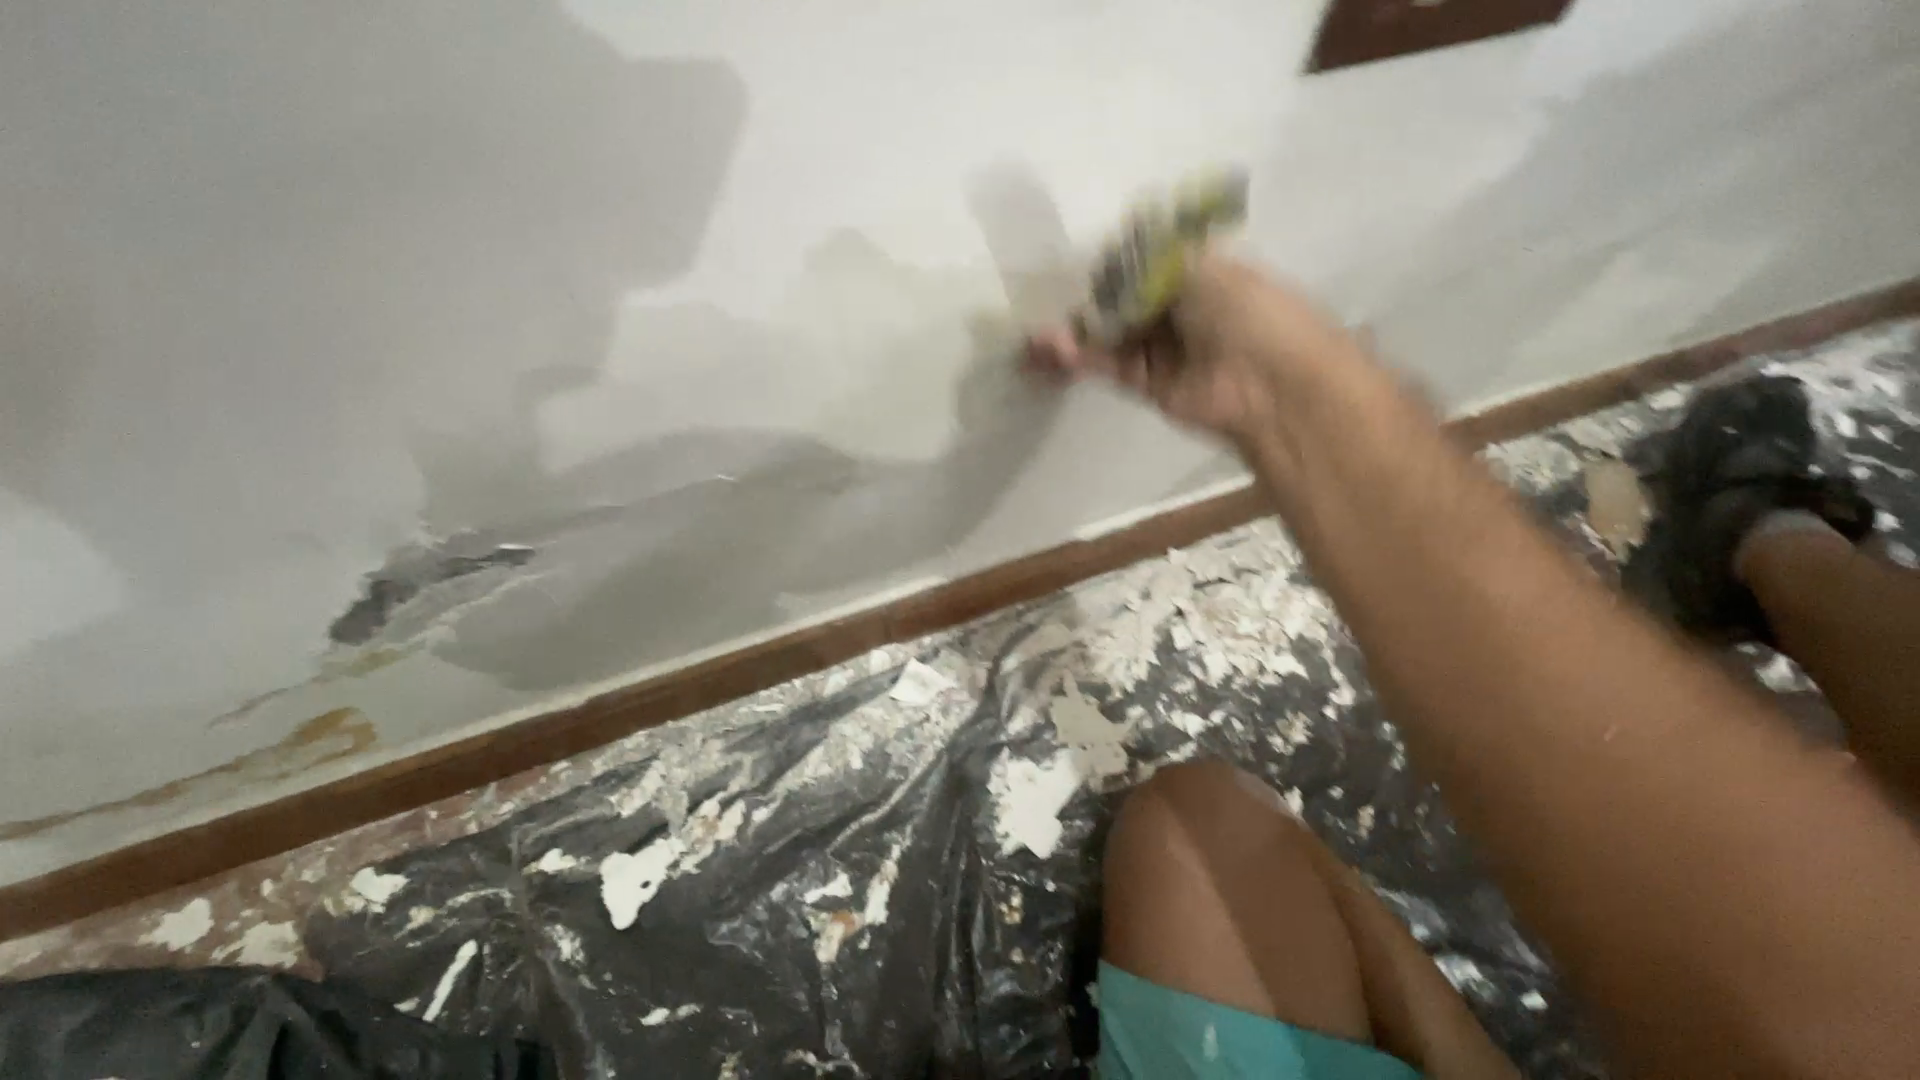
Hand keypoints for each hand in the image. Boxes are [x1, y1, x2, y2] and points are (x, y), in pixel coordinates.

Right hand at [1026, 254, 1363, 443]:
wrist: (1269, 382)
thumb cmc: (1245, 311)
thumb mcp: (1200, 265)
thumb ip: (1149, 262)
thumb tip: (1113, 256)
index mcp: (1197, 272)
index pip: (1140, 264)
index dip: (1106, 265)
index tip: (1073, 264)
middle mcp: (1176, 308)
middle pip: (1117, 301)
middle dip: (1081, 302)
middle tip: (1038, 303)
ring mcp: (1160, 348)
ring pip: (1106, 336)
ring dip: (1070, 335)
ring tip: (1030, 340)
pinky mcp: (1146, 384)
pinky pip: (1107, 364)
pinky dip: (1078, 357)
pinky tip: (1048, 351)